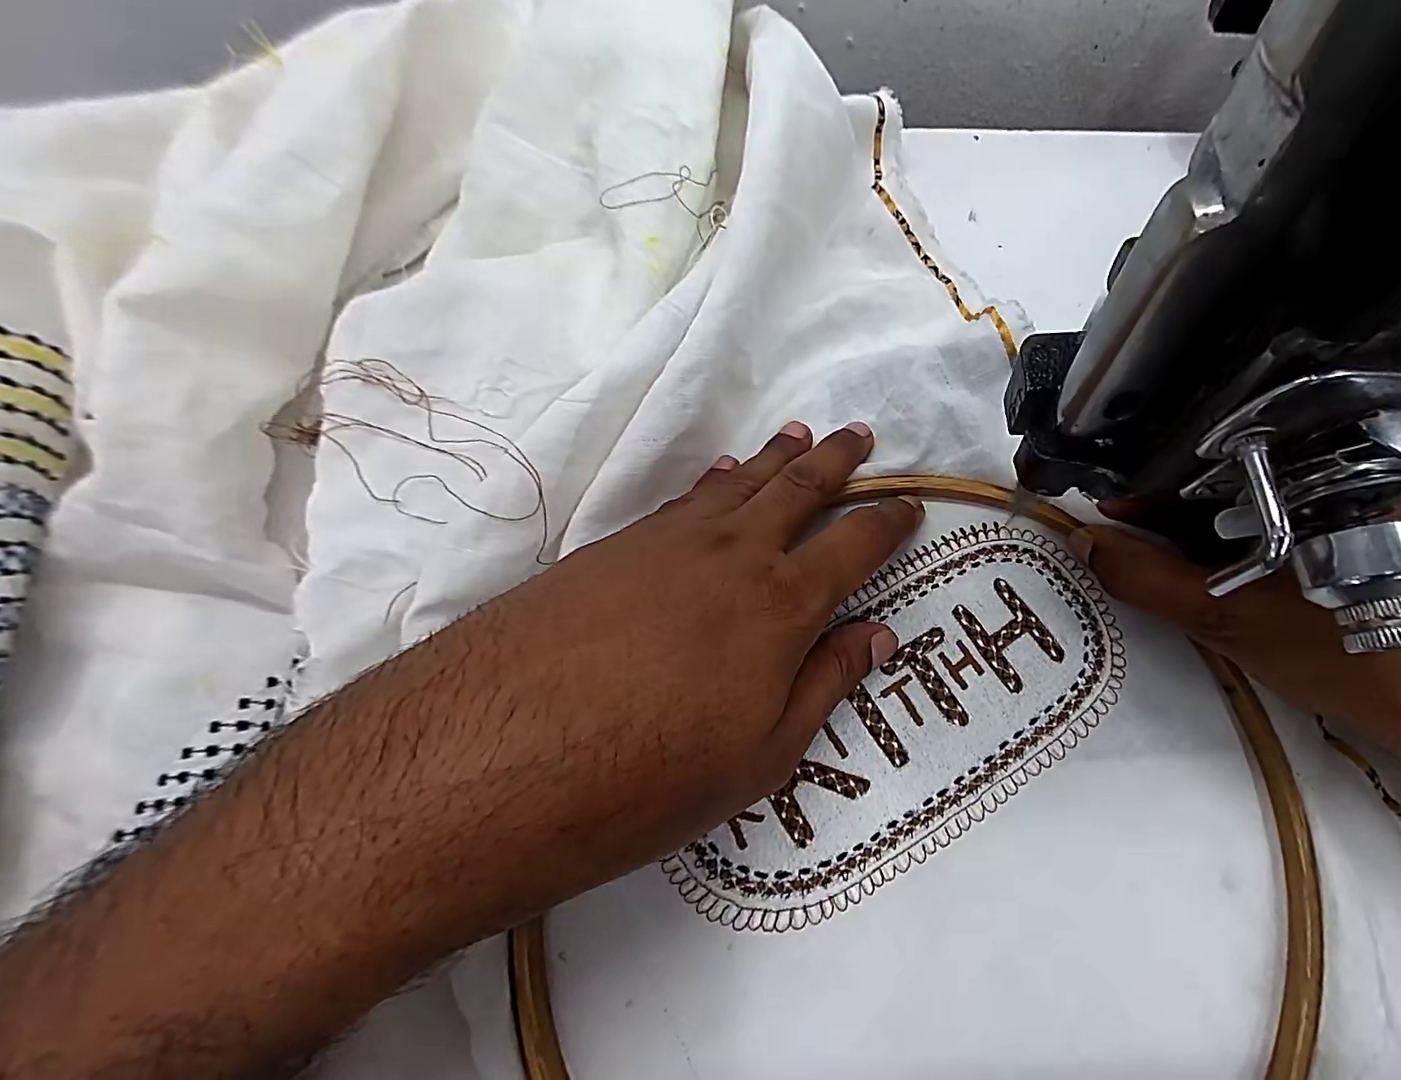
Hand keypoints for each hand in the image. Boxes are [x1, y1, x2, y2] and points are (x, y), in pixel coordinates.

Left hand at [320, 419, 922, 934]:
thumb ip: (824, 684)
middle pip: (800, 489)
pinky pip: (687, 498)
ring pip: (742, 481)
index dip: (889, 523)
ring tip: (804, 434)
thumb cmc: (646, 778)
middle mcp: (734, 555)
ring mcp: (670, 543)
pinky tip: (724, 472)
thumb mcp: (760, 756)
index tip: (911, 506)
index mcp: (781, 606)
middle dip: (838, 462)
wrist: (490, 757)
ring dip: (779, 457)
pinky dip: (717, 479)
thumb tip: (879, 634)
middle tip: (861, 436)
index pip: (854, 546)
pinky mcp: (616, 545)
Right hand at [1067, 465, 1400, 766]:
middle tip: (1140, 544)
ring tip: (1183, 560)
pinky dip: (1264, 529)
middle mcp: (1365, 455)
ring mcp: (1391, 482)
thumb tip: (1088, 545)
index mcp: (1327, 461)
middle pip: (1242, 471)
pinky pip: (1310, 505)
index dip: (1151, 489)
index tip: (1115, 513)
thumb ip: (1148, 579)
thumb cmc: (1359, 659)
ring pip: (1275, 489)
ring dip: (1220, 521)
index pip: (1211, 460)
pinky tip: (1241, 564)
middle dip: (1180, 508)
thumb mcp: (1233, 620)